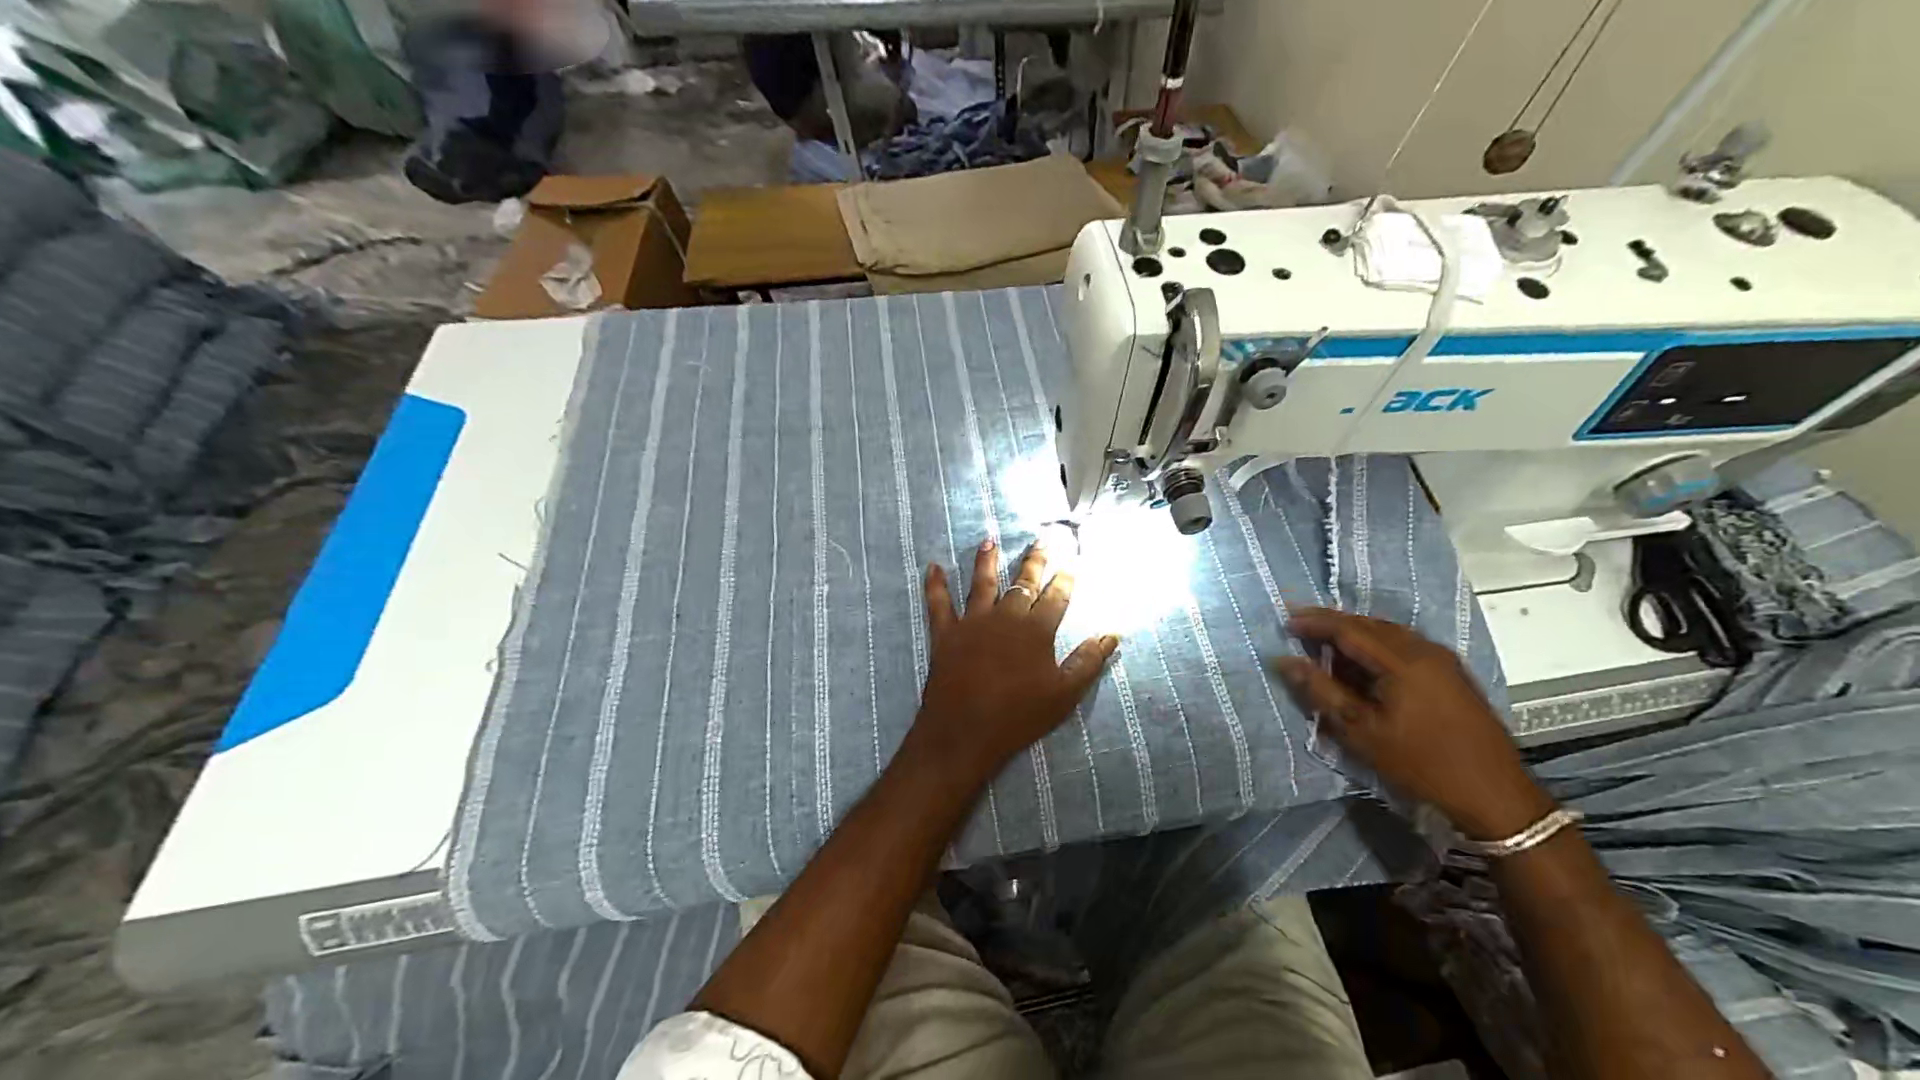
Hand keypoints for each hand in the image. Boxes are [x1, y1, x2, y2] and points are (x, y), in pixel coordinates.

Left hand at [906, 539, 1117, 786]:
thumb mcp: (1064, 694)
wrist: (965, 730)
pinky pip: (938, 603)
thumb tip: (1112, 634)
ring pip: (982, 583)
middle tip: (1042, 538)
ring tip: (989, 540)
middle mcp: (1005, 617)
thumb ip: (1088, 661)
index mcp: (1036, 630)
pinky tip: (933, 567)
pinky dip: (935, 585)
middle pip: (1022, 583)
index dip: (1066, 578)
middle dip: (1034, 560)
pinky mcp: (946, 633)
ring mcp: (972, 622)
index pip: (1056, 597)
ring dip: (986, 560)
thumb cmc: (1019, 715)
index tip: (1072, 560)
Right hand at [1274, 607, 1554, 840]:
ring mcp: (1443, 659)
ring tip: (1324, 638)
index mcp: (1402, 660)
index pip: (1348, 629)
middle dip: (1332, 621)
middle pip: (1369, 624)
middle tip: (1299, 623)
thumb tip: (1285, 661)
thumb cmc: (1420, 763)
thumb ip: (1321, 691)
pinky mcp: (1451, 673)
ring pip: (1389, 632)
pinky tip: (1363, 657)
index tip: (1285, 621)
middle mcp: (1424, 650)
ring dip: (1354, 631)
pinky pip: (1404, 643)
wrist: (1494, 793)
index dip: (1314, 623)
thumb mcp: (1361, 731)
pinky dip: (1376, 642)